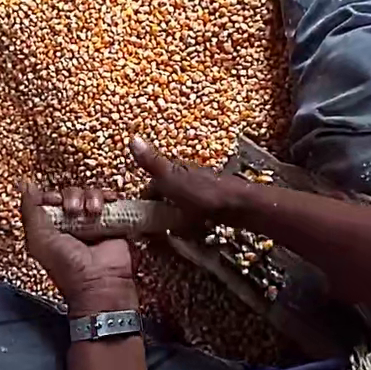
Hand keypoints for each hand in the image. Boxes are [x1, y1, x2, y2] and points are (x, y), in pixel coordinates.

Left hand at [20, 179, 138, 315]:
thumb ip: (30, 211)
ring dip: (91, 196)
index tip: (56, 202)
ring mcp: (93, 223)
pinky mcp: (113, 223)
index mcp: (52, 227)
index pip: (51, 199)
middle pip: (72, 194)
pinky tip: (108, 203)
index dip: (53, 196)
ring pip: (91, 194)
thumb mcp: (39, 239)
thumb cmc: (67, 267)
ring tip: (93, 211)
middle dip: (73, 197)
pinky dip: (109, 197)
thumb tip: (25, 184)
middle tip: (74, 210)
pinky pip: (111, 201)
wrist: (100, 281)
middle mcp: (72, 224)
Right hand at [129, 137, 247, 221]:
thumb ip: (152, 163)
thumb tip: (132, 138)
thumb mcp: (171, 179)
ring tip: (173, 231)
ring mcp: (201, 193)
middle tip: (157, 226)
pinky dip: (190, 223)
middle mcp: (188, 179)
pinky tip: (191, 231)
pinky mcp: (212, 207)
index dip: (146, 199)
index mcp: (176, 171)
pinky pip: (195, 215)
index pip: (153, 184)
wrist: (238, 206)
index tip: (141, 216)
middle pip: (168, 194)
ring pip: (181, 205)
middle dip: (161, 208)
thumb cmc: (202, 193)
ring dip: (176, 217)